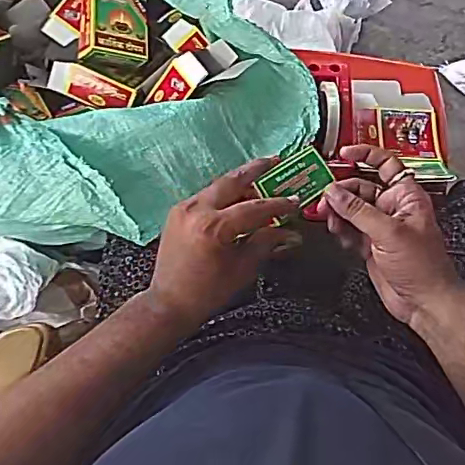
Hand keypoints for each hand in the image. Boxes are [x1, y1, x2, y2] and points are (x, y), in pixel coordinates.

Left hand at [145, 157, 299, 325]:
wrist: (170, 303)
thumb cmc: (208, 292)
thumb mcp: (243, 268)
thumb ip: (266, 243)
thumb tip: (289, 233)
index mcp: (214, 227)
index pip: (254, 208)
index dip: (277, 205)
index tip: (294, 202)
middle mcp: (196, 210)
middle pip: (232, 182)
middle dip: (256, 170)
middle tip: (276, 162)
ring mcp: (184, 209)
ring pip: (218, 186)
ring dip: (240, 183)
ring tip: (261, 181)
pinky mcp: (177, 212)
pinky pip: (206, 196)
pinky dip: (224, 195)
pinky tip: (238, 199)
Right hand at [313, 145, 464, 324]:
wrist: (424, 302)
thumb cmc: (423, 267)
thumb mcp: (389, 232)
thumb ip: (358, 211)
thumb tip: (335, 193)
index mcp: (406, 197)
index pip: (386, 165)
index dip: (366, 155)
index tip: (344, 154)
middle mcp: (393, 208)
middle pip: (361, 188)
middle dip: (342, 191)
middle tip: (325, 198)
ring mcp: (380, 227)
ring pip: (351, 209)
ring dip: (337, 212)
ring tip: (328, 218)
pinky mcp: (370, 244)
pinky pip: (349, 229)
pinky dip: (340, 229)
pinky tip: (338, 233)